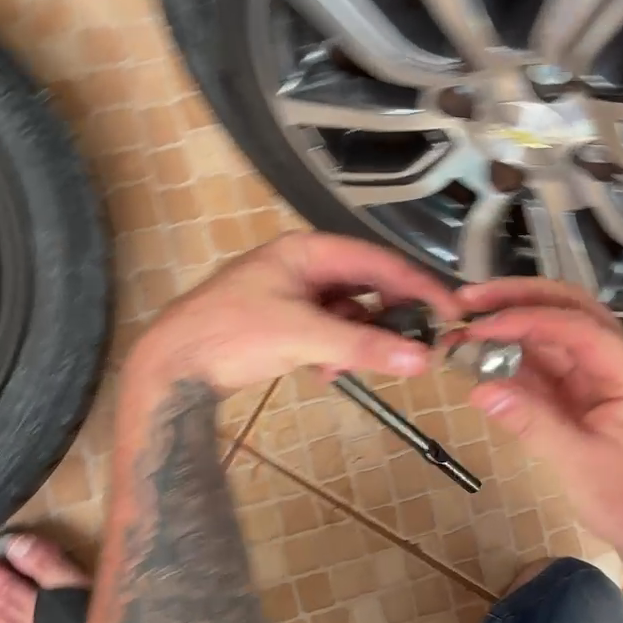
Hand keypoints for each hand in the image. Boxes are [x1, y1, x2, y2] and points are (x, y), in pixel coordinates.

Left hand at [130, 232, 461, 393]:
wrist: (172, 365)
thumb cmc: (230, 335)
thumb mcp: (301, 338)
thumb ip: (362, 348)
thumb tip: (422, 360)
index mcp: (306, 250)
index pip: (378, 262)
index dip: (418, 286)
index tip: (450, 312)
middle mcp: (302, 264)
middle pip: (366, 284)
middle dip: (386, 318)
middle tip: (410, 346)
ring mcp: (291, 291)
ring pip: (348, 311)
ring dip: (358, 339)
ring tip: (352, 366)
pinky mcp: (282, 318)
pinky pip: (326, 328)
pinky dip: (334, 349)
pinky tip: (326, 372)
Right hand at [457, 279, 622, 562]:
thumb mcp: (581, 465)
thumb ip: (532, 423)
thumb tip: (479, 389)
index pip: (578, 327)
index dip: (526, 320)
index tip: (479, 324)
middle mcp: (618, 364)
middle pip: (569, 311)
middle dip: (517, 301)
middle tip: (466, 302)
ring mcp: (599, 378)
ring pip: (553, 335)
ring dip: (509, 326)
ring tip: (464, 326)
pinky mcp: (581, 396)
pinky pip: (545, 367)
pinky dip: (512, 359)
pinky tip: (481, 357)